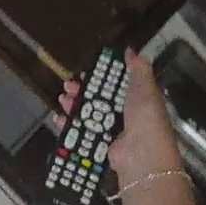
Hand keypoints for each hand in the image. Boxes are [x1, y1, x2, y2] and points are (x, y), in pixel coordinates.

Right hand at [52, 49, 183, 182]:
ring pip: (88, 115)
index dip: (101, 77)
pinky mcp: (101, 146)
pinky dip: (69, 125)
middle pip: (99, 100)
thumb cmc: (145, 117)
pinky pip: (82, 133)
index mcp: (137, 100)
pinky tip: (59, 118)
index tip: (86, 71)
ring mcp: (112, 132)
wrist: (142, 154)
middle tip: (68, 85)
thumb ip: (138, 69)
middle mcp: (125, 116)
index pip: (116, 85)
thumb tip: (131, 50)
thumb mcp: (145, 88)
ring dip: (73, 106)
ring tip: (63, 99)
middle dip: (82, 92)